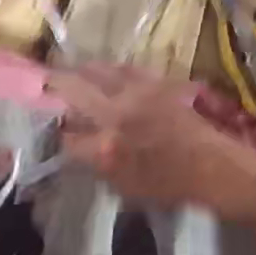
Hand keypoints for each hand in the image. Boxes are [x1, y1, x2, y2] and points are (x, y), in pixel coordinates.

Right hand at [48, 64, 255, 208]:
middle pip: (75, 90)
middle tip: (47, 82)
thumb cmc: (167, 185)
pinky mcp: (154, 81)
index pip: (67, 136)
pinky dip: (109, 69)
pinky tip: (103, 70)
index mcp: (106, 149)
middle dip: (57, 84)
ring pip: (98, 71)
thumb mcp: (123, 187)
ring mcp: (136, 93)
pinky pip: (123, 67)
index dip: (58, 132)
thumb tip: (74, 143)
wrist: (209, 164)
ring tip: (71, 71)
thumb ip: (94, 162)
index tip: (54, 127)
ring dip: (81, 71)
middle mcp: (116, 115)